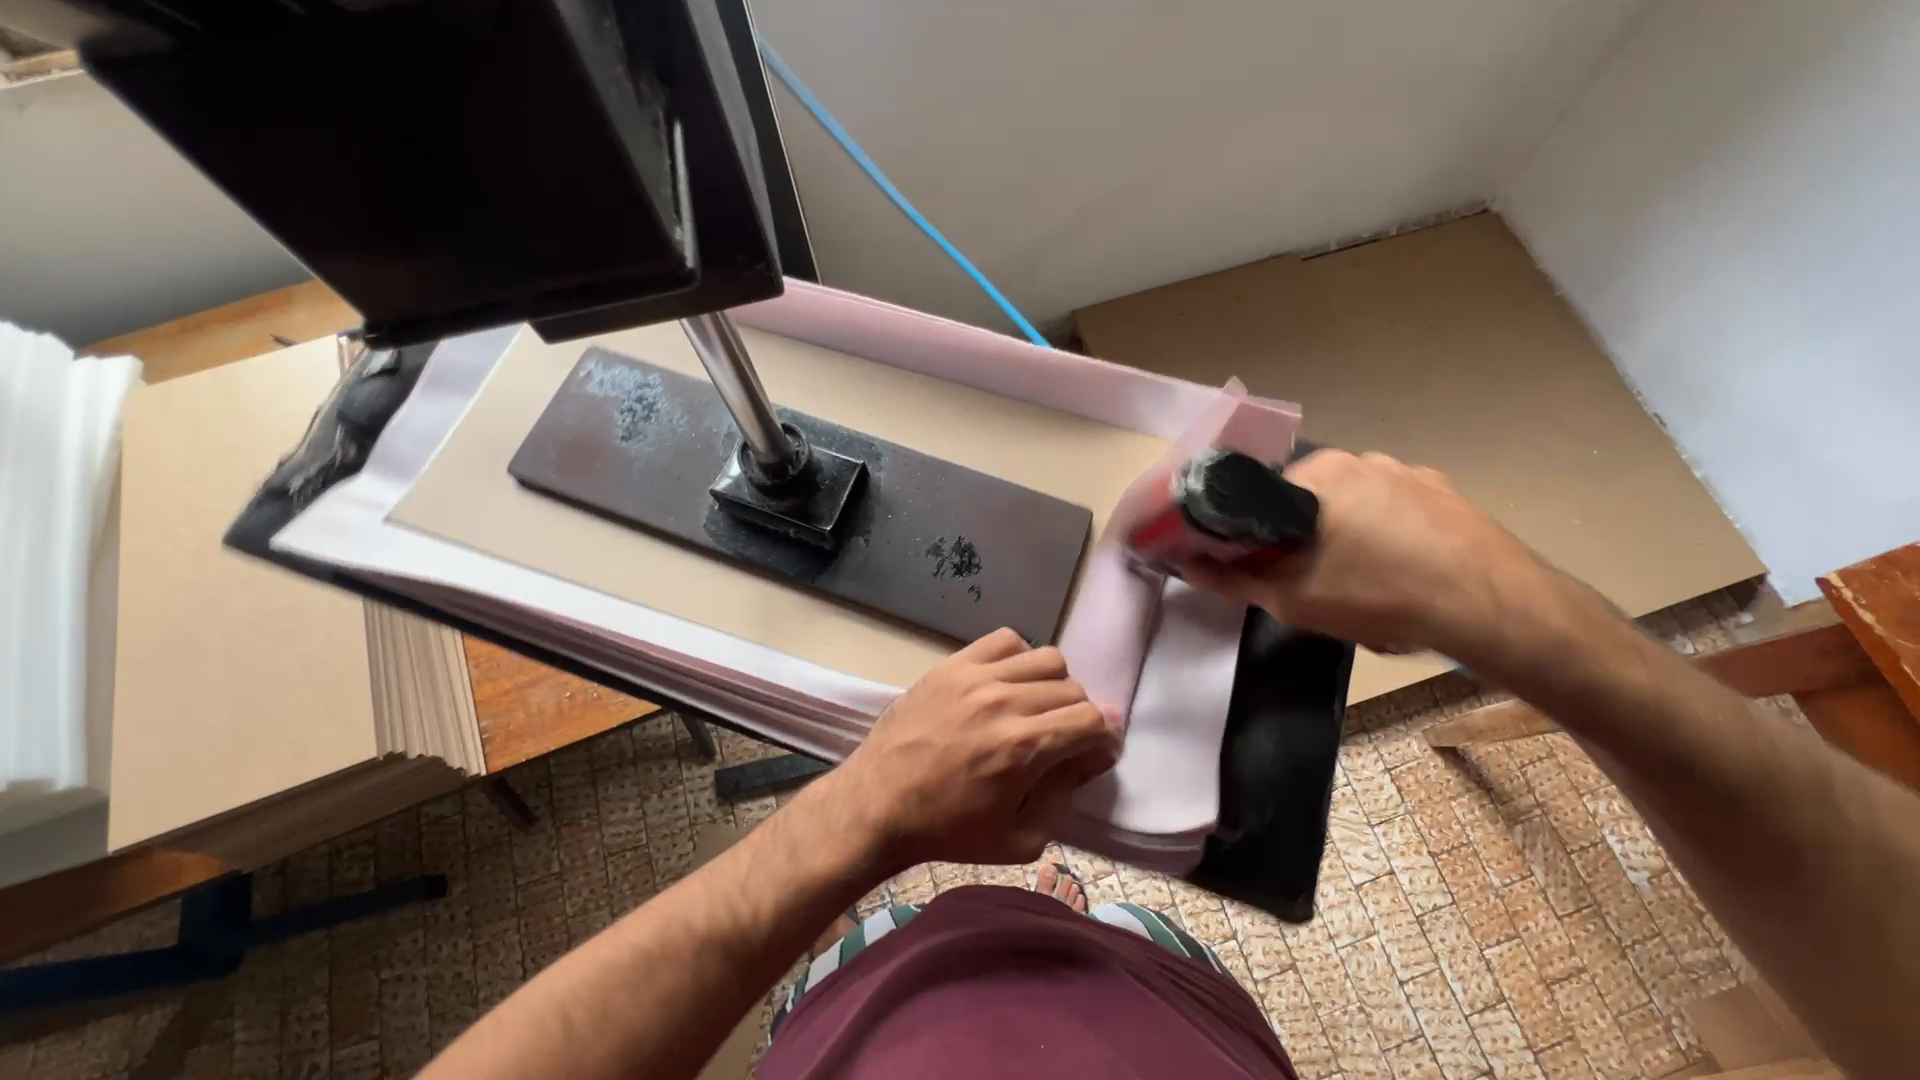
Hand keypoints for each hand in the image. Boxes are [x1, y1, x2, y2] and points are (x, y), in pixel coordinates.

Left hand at [820, 628, 1121, 872]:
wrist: (878, 803)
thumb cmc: (949, 829)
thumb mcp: (1020, 839)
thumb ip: (1063, 796)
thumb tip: (1085, 758)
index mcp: (1023, 747)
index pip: (1093, 721)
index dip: (1104, 740)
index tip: (1094, 755)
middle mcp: (1005, 701)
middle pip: (1074, 690)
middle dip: (1080, 719)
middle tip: (1064, 742)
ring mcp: (976, 677)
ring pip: (1047, 659)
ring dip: (1055, 686)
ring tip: (1037, 710)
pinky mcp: (952, 665)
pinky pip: (1007, 640)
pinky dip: (1020, 658)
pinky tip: (1009, 684)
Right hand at [1183, 449, 1549, 660]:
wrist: (1490, 605)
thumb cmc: (1377, 593)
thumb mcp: (1291, 598)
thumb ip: (1233, 579)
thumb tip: (1185, 566)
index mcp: (1317, 473)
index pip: (1264, 498)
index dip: (1260, 537)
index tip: (1271, 570)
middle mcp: (1360, 459)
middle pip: (1311, 501)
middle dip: (1307, 538)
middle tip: (1320, 586)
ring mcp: (1409, 471)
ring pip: (1356, 506)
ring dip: (1350, 537)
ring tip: (1369, 585)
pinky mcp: (1447, 491)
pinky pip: (1399, 511)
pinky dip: (1392, 536)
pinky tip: (1406, 573)